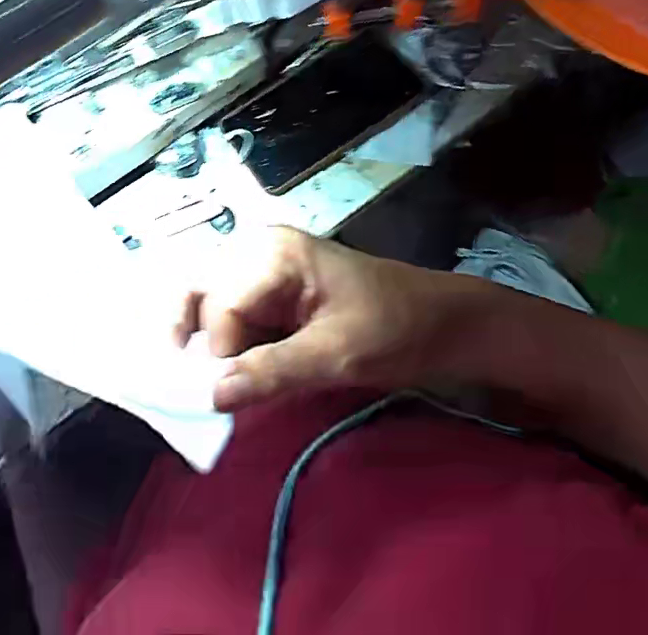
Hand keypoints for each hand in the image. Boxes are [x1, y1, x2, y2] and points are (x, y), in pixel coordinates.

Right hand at [175, 227, 509, 410]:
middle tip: (202, 385)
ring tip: (203, 380)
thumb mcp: (337, 354)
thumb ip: (273, 370)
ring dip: (208, 343)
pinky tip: (230, 370)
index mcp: (276, 253)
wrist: (447, 324)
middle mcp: (261, 252)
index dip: (220, 350)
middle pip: (207, 292)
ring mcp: (268, 270)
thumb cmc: (397, 329)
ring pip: (214, 303)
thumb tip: (212, 396)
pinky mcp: (276, 292)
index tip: (226, 393)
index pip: (223, 302)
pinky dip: (230, 346)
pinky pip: (237, 315)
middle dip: (200, 340)